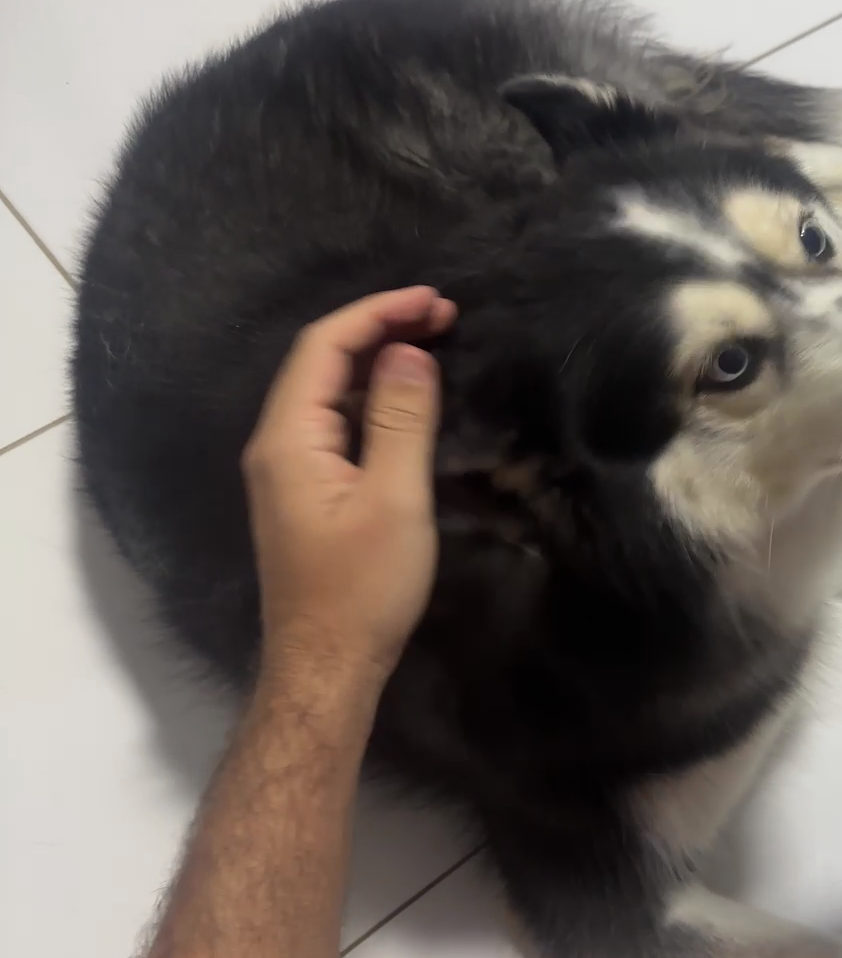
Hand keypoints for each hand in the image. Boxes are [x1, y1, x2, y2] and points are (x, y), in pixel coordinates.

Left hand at [242, 286, 455, 684]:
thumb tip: (409, 354)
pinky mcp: (314, 488)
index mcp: (290, 439)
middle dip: (380, 328)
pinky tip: (407, 393)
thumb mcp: (395, 498)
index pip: (324, 351)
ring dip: (379, 358)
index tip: (436, 302)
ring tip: (434, 341)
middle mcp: (279, 444)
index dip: (377, 315)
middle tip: (445, 315)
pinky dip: (376, 393)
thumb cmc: (366, 582)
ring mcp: (293, 467)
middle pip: (322, 363)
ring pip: (331, 391)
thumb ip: (400, 422)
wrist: (331, 655)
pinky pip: (341, 420)